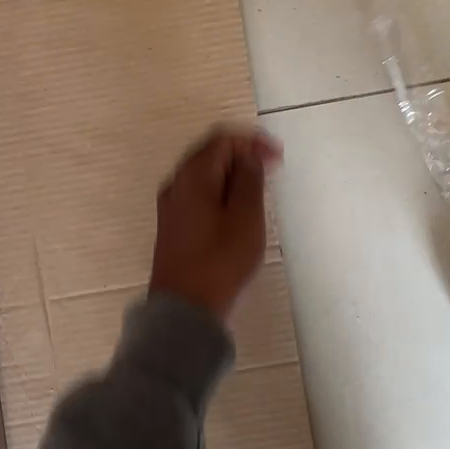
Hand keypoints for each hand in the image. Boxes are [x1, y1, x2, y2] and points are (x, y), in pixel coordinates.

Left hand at [149, 126, 282, 322]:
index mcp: (193, 175)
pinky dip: (220, 189)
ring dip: (232, 173)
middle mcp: (176, 183)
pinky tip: (236, 206)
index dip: (253, 141)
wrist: (184, 308)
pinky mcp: (173, 223)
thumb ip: (249, 179)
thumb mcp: (246, 217)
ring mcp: (171, 204)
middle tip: (272, 166)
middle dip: (242, 154)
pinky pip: (198, 192)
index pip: (223, 140)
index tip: (278, 156)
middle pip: (210, 153)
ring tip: (259, 186)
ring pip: (204, 174)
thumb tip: (249, 155)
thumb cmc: (220, 260)